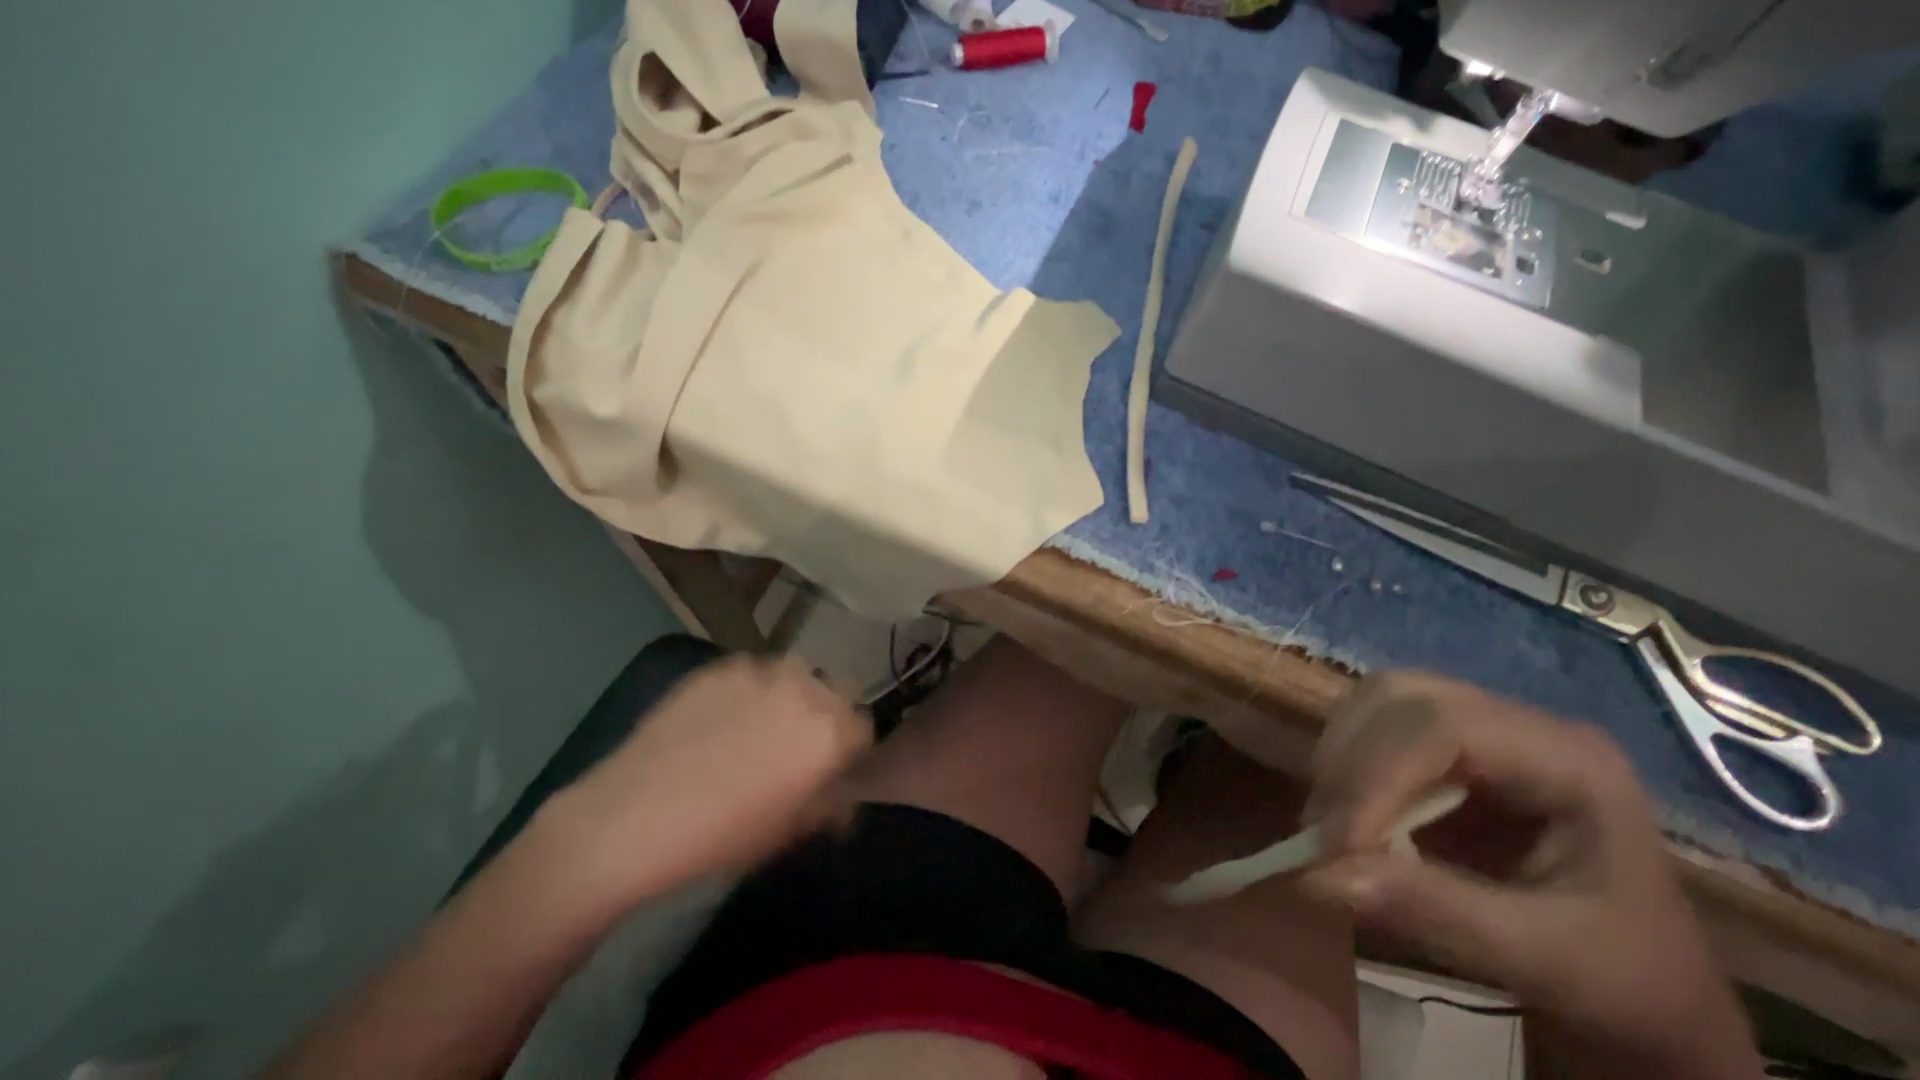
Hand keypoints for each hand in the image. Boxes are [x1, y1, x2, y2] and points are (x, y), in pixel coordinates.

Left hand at [547, 655, 872, 901]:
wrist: (634, 817)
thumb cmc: (722, 837)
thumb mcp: (790, 832)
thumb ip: (828, 805)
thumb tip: (840, 797)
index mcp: (831, 732)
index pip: (863, 729)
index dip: (848, 752)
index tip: (828, 772)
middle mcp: (803, 689)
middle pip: (830, 694)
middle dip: (819, 719)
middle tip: (790, 753)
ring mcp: (758, 672)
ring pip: (789, 679)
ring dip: (784, 700)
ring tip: (751, 734)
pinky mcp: (717, 666)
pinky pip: (748, 675)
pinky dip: (745, 694)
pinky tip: (715, 726)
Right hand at [1301, 673, 1761, 1076]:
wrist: (1651, 991)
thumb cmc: (1620, 977)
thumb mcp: (1541, 957)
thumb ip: (1433, 911)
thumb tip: (1317, 876)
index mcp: (1570, 760)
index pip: (1445, 725)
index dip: (1375, 774)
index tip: (1334, 845)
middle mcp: (1522, 727)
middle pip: (1402, 697)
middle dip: (1348, 761)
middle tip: (1323, 838)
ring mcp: (1486, 736)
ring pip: (1378, 705)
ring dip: (1340, 763)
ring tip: (1334, 835)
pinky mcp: (1453, 758)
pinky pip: (1376, 737)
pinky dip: (1346, 776)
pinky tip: (1350, 828)